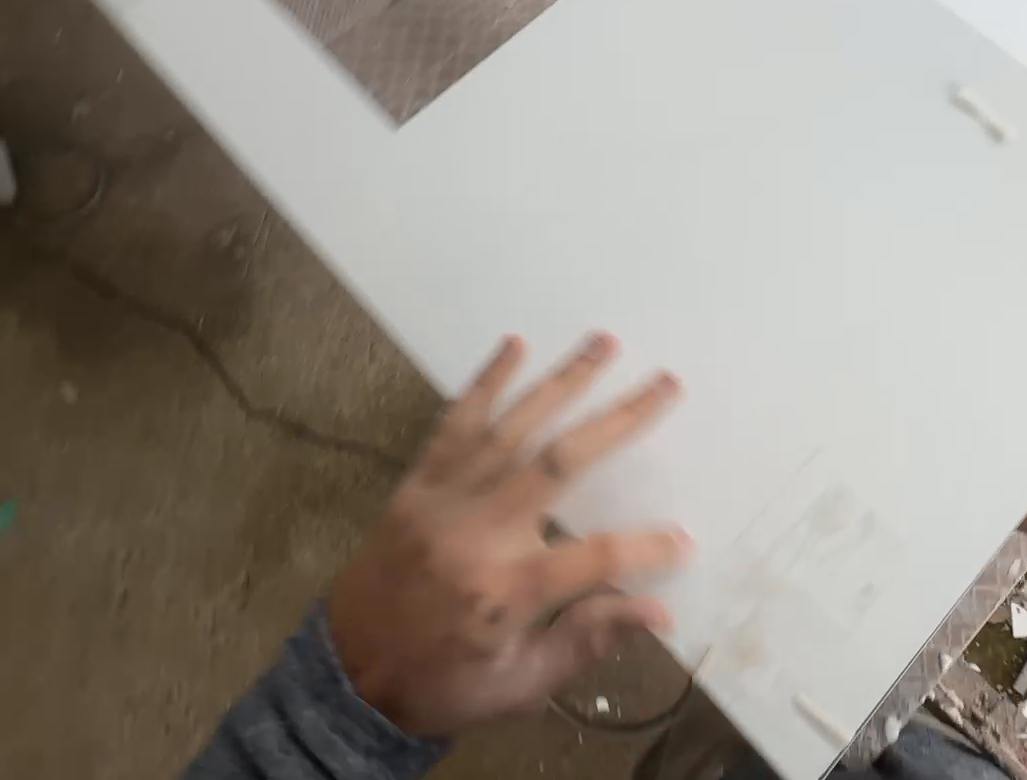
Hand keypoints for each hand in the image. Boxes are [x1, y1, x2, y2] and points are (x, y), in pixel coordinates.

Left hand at [327, 332, 691, 737]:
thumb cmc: (442, 681)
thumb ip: (586, 641)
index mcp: (508, 590)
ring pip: (514, 427)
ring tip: (605, 342)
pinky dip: (487, 382)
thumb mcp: (517, 685)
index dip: (648, 548)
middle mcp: (480, 533)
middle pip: (562, 462)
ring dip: (565, 380)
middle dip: (620, 418)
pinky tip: (515, 344)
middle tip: (664, 383)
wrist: (341, 678)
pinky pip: (455, 423)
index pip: (598, 558)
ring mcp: (446, 499)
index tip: (685, 539)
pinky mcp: (419, 483)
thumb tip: (659, 612)